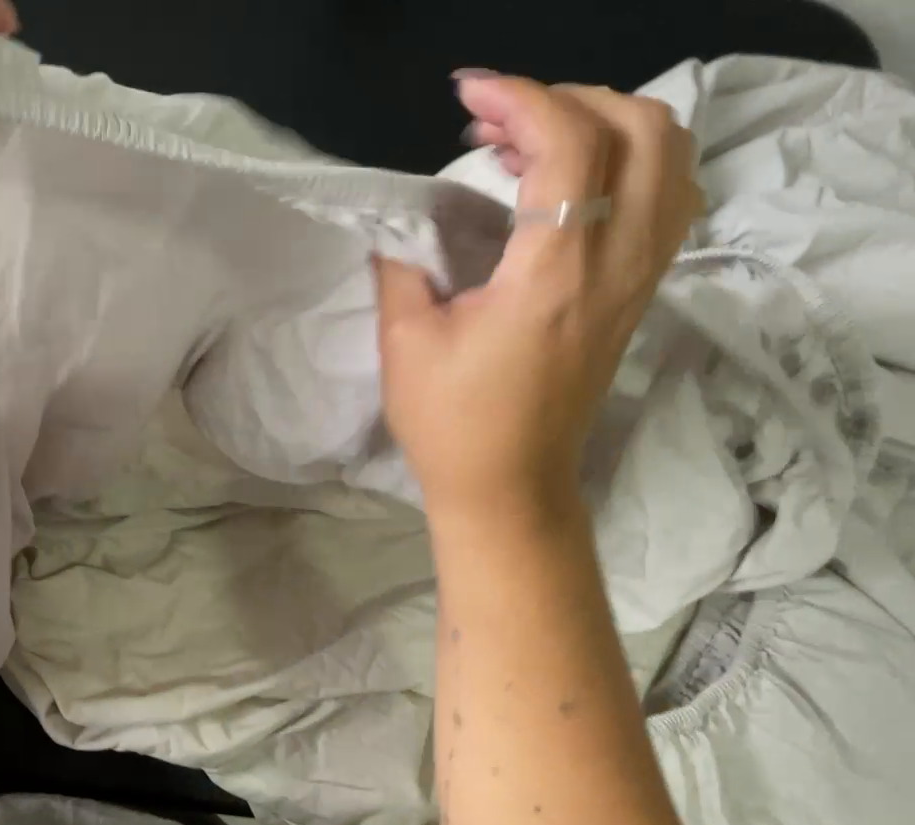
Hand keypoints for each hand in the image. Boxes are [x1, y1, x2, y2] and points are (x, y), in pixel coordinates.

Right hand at [373, 73, 702, 523]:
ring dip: (603, 124)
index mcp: (555, 273)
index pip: (569, 145)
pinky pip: (665, 191)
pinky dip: (625, 160)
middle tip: (493, 120)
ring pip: (668, 154)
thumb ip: (404, 264)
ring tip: (526, 144)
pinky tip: (565, 184)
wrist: (508, 483)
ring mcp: (642, 273)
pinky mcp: (641, 287)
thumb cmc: (450, 420)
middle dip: (566, 100)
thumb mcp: (405, 341)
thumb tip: (403, 217)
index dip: (521, 99)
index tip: (466, 93)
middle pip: (640, 128)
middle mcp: (618, 260)